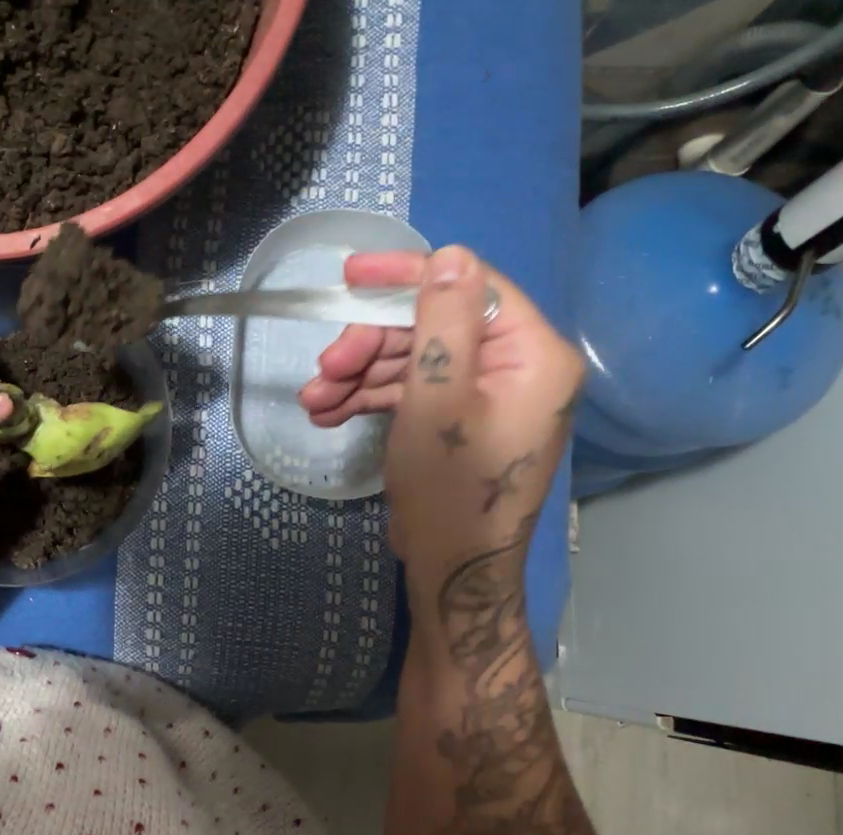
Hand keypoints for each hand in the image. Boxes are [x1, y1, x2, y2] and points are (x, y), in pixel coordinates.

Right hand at [322, 246, 582, 589]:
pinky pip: (415, 393)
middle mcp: (516, 368)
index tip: (349, 275)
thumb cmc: (451, 489)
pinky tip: (327, 413)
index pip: (468, 288)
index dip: (406, 275)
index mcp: (530, 354)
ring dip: (359, 377)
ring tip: (312, 401)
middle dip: (370, 347)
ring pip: (415, 362)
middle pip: (432, 328)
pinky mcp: (458, 423)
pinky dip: (371, 400)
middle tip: (322, 369)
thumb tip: (448, 255)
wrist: (454, 572)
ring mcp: (485, 398)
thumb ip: (444, 322)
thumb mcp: (438, 400)